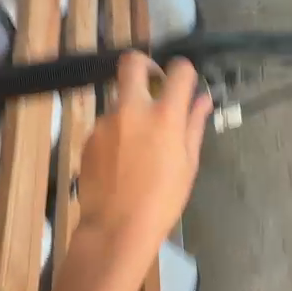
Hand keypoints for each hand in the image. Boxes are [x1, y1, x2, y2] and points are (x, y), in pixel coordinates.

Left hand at [74, 52, 211, 270]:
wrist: (116, 228)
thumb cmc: (163, 200)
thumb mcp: (188, 164)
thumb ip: (194, 125)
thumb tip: (202, 100)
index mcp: (165, 116)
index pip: (179, 71)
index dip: (185, 71)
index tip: (184, 82)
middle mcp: (132, 109)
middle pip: (132, 63)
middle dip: (145, 65)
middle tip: (153, 83)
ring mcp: (105, 122)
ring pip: (119, 100)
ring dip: (131, 110)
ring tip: (139, 146)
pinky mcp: (88, 137)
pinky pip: (107, 125)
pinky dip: (117, 134)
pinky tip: (122, 162)